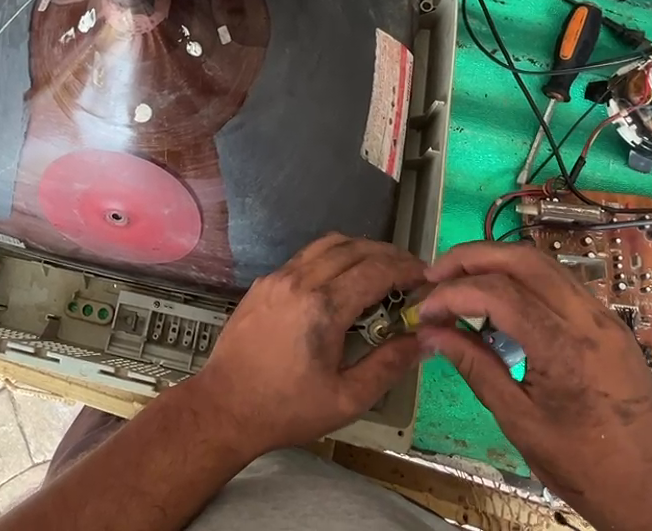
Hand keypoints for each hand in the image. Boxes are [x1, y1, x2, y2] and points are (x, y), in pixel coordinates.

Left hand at [185, 234, 426, 456]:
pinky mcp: (264, 282)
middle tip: (410, 273)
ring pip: (328, 243)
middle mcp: (300, 280)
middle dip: (388, 255)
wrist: (226, 406)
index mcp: (323, 307)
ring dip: (360, 250)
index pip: (375, 270)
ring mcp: (278, 277)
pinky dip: (332, 256)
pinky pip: (305, 255)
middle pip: (354, 248)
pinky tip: (342, 280)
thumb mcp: (347, 399)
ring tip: (381, 270)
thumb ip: (388, 365)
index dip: (405, 270)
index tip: (425, 279)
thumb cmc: (288, 408)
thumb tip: (424, 339)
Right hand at [415, 241, 651, 530]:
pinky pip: (561, 282)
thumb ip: (474, 366)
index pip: (498, 293)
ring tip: (461, 279)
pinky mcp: (610, 323)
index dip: (453, 292)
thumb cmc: (583, 468)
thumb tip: (430, 332)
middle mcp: (588, 320)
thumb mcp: (519, 422)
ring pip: (544, 263)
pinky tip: (500, 297)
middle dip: (472, 256)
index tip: (424, 309)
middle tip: (436, 274)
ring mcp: (604, 317)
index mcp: (564, 349)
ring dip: (497, 261)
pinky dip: (523, 277)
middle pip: (522, 259)